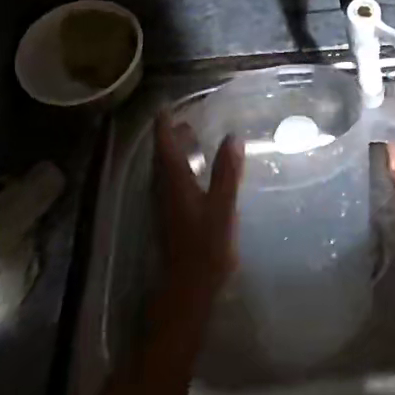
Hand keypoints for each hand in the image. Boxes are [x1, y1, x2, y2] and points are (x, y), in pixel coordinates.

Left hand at [152, 115, 242, 306]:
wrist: (188, 288)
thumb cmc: (205, 245)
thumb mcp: (222, 206)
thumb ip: (227, 171)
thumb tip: (232, 136)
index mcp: (173, 180)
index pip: (164, 143)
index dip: (164, 123)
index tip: (167, 106)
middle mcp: (163, 188)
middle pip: (162, 155)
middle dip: (172, 136)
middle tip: (186, 120)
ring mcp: (164, 204)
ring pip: (166, 169)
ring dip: (176, 153)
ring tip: (193, 141)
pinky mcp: (170, 217)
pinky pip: (171, 182)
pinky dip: (180, 169)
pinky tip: (197, 175)